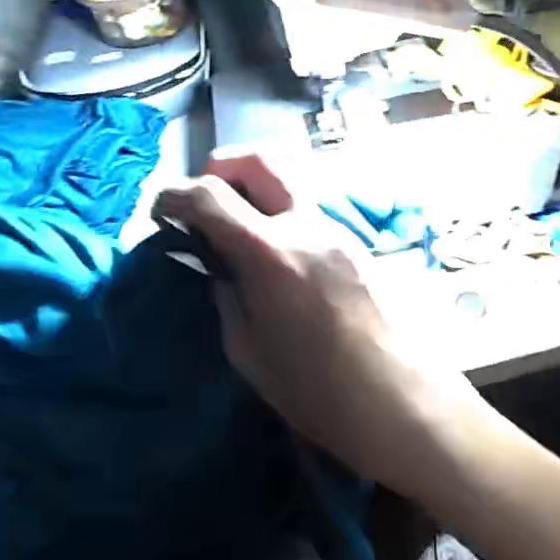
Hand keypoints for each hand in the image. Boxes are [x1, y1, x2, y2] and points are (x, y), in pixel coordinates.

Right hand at [155, 152, 483, 491]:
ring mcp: (340, 231)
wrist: (399, 397)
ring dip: (255, 193)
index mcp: (271, 252)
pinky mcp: (359, 245)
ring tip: (235, 231)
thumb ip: (227, 293)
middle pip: (261, 162)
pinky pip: (311, 214)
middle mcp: (308, 226)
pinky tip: (275, 257)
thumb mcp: (248, 349)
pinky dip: (283, 218)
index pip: (211, 195)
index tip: (160, 212)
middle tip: (200, 200)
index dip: (175, 195)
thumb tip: (215, 263)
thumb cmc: (316, 390)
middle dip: (221, 167)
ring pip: (290, 185)